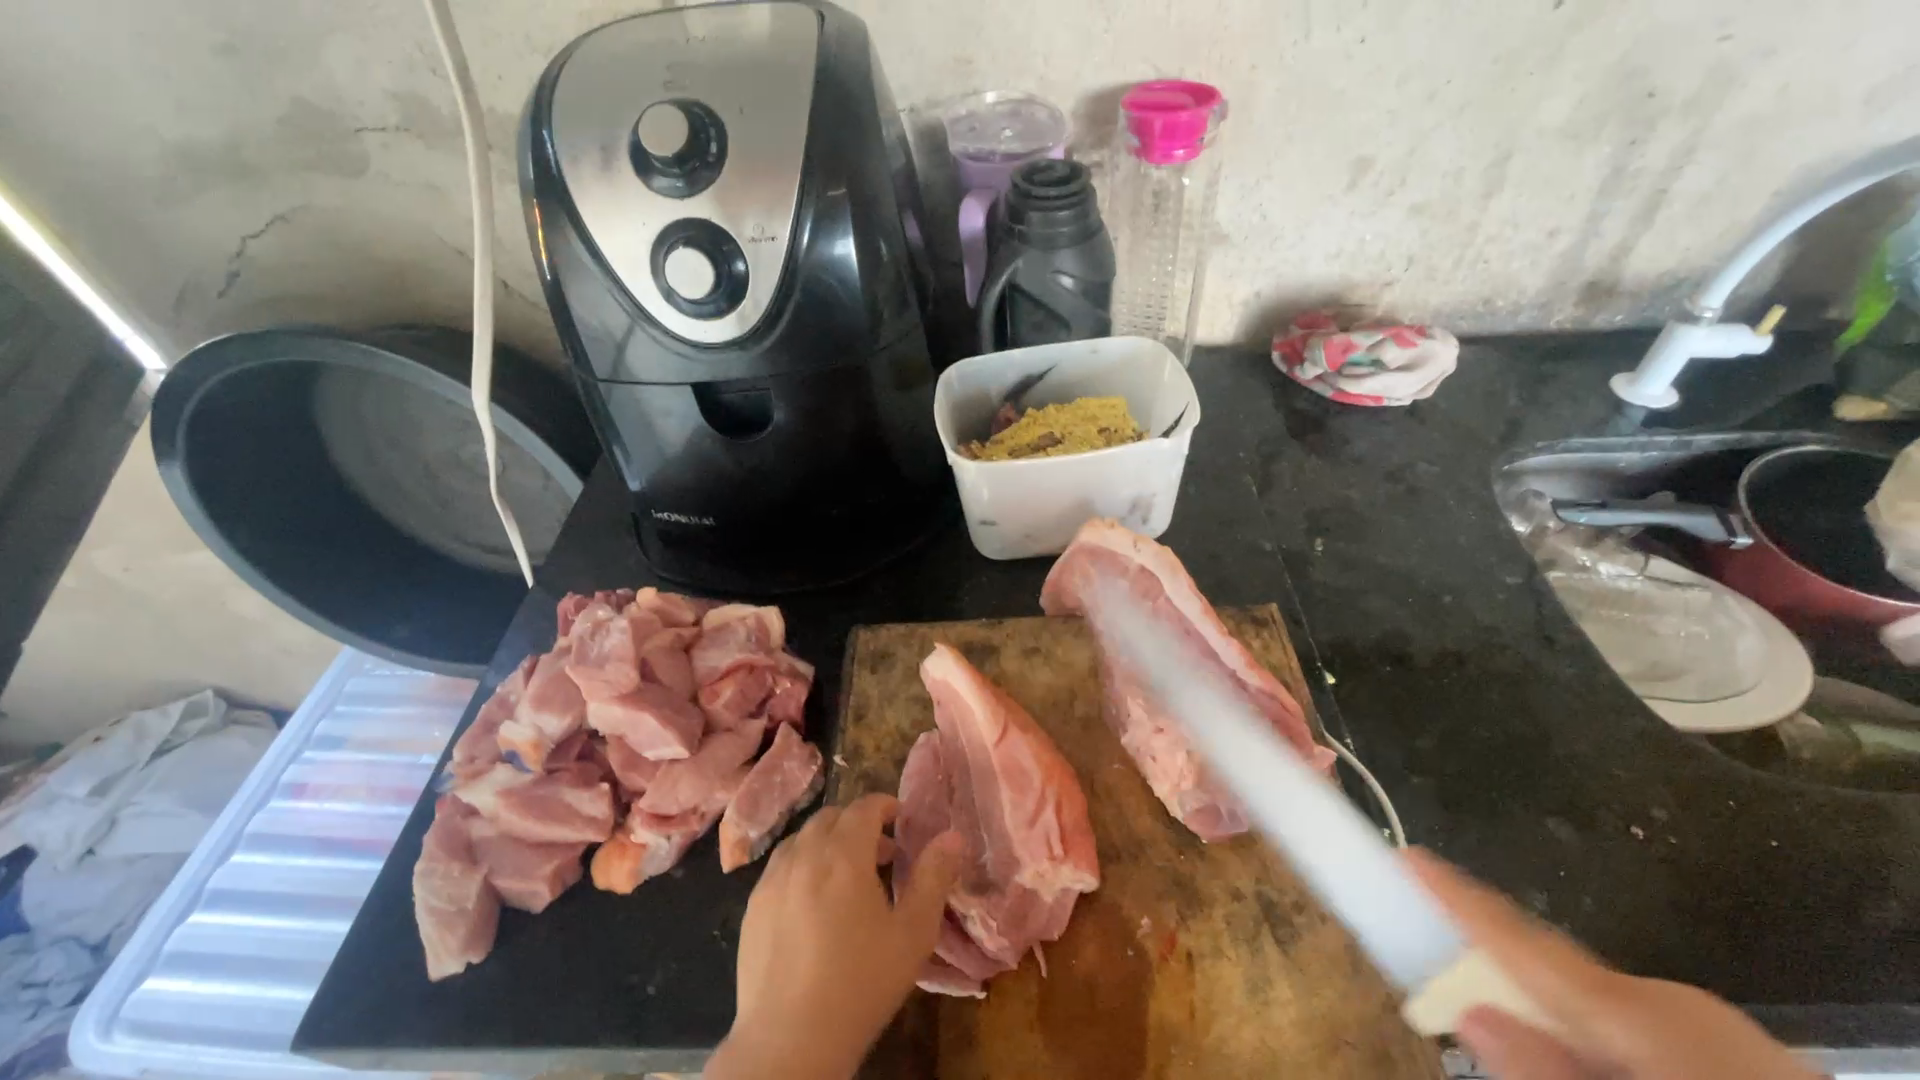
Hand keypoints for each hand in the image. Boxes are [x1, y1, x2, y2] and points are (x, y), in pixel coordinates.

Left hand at [706, 793, 964, 1079]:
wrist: (792, 1037)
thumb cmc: (862, 983)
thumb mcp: (913, 933)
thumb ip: (934, 878)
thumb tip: (952, 836)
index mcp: (844, 856)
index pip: (863, 808)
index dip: (885, 805)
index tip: (901, 821)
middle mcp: (803, 857)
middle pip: (829, 818)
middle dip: (857, 823)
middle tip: (881, 853)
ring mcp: (771, 881)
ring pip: (800, 839)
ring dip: (827, 842)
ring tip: (846, 876)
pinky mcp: (752, 908)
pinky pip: (779, 867)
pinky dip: (801, 865)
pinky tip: (812, 903)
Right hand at [1407, 849, 1818, 1079]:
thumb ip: (1546, 1067)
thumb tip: (1471, 1013)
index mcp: (1642, 1012)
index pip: (1523, 940)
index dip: (1456, 897)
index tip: (1405, 853)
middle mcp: (1672, 1000)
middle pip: (1554, 967)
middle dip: (1491, 955)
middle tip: (1432, 948)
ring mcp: (1710, 1021)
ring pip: (1595, 998)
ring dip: (1541, 1000)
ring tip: (1501, 1014)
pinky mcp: (1729, 1044)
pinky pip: (1633, 1021)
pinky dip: (1589, 1026)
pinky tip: (1583, 1050)